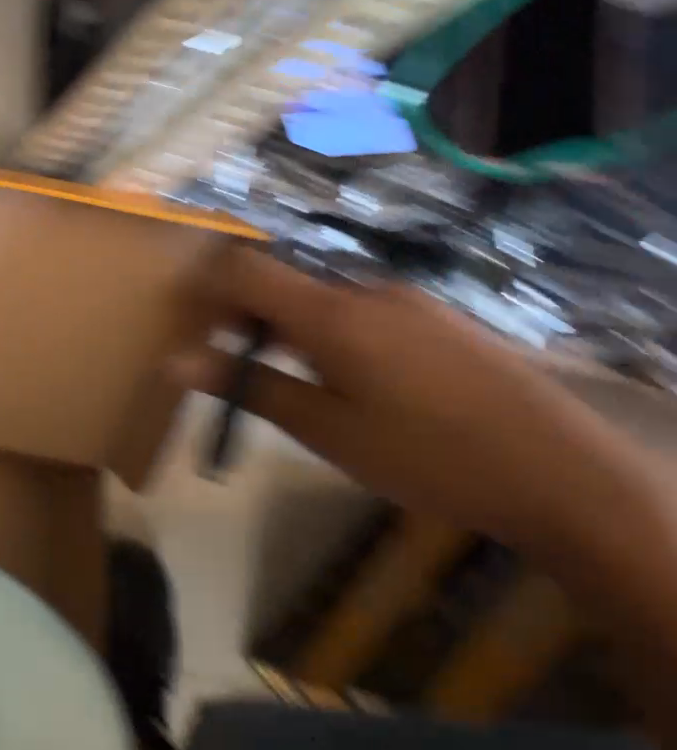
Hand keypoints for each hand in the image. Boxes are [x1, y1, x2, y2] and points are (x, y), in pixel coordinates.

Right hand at [169, 244, 658, 563]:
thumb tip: (174, 362)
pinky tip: (370, 392)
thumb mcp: (325, 431)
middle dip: (251, 320)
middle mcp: (369, 292)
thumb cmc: (429, 457)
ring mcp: (414, 304)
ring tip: (311, 391)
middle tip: (246, 373)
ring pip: (327, 302)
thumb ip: (248, 387)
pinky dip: (341, 339)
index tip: (194, 331)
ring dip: (297, 333)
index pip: (243, 268)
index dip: (206, 289)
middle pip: (284, 285)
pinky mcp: (447, 322)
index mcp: (331, 314)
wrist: (575, 481)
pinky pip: (368, 315)